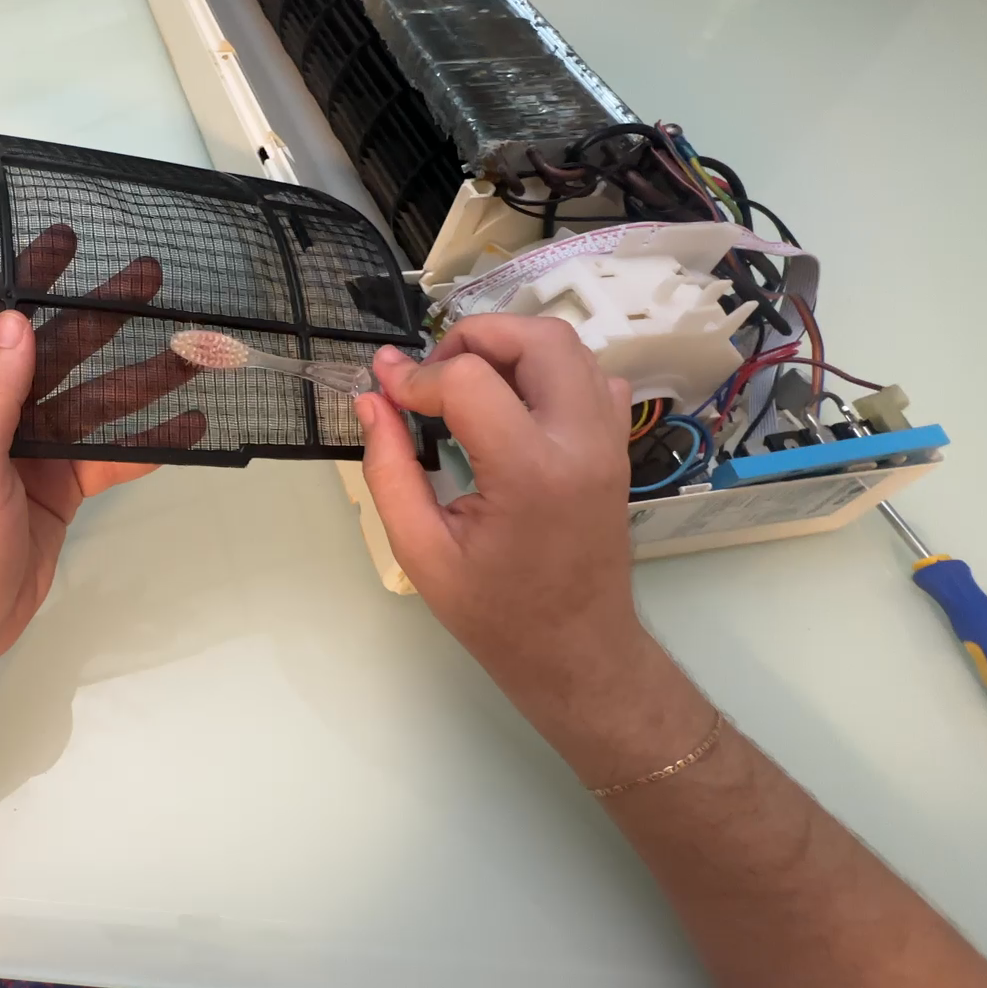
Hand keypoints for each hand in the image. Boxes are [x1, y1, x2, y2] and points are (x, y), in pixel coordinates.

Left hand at [0, 226, 205, 676]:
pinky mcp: (62, 487)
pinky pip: (110, 457)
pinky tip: (187, 426)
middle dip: (103, 319)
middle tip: (149, 280)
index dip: (28, 284)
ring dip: (142, 380)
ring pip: (95, 406)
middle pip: (60, 357)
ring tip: (192, 351)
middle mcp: (1, 419)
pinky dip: (148, 444)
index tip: (63, 243)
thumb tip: (15, 322)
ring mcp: (35, 454)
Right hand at [352, 315, 637, 659]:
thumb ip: (387, 467)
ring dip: (507, 348)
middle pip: (536, 338)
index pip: (467, 380)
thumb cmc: (492, 609)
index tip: (384, 394)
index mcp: (529, 471)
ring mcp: (609, 440)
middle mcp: (580, 441)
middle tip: (429, 376)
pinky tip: (510, 405)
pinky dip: (544, 370)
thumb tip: (370, 399)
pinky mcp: (616, 446)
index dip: (414, 377)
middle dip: (470, 338)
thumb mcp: (418, 547)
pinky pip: (590, 376)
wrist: (576, 649)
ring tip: (462, 387)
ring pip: (567, 347)